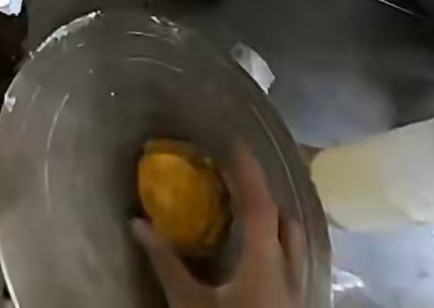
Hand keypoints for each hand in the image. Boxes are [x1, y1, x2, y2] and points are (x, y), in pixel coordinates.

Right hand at [131, 146, 305, 307]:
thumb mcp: (190, 305)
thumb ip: (166, 262)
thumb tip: (136, 222)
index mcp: (265, 266)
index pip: (260, 205)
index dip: (249, 171)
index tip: (235, 142)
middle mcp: (290, 276)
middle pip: (285, 223)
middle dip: (263, 194)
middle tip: (234, 174)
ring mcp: (297, 297)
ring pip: (294, 246)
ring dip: (272, 221)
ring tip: (244, 207)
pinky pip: (291, 265)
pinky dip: (274, 246)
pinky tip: (253, 253)